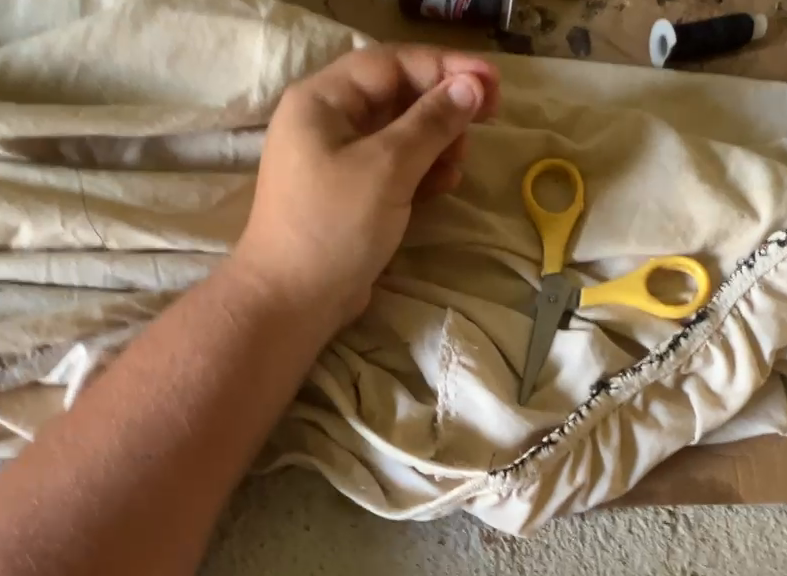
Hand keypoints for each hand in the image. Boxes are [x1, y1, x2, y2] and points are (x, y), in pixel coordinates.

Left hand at [229, 46, 499, 324]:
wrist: (294, 300)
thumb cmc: (334, 226)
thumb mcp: (387, 168)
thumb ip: (430, 124)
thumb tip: (471, 87)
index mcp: (322, 100)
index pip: (391, 64)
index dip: (444, 67)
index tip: (492, 82)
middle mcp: (327, 123)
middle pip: (396, 97)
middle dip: (442, 107)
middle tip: (487, 119)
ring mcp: (338, 163)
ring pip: (399, 136)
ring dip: (436, 142)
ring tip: (462, 161)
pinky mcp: (351, 199)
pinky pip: (393, 171)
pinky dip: (422, 172)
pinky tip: (447, 183)